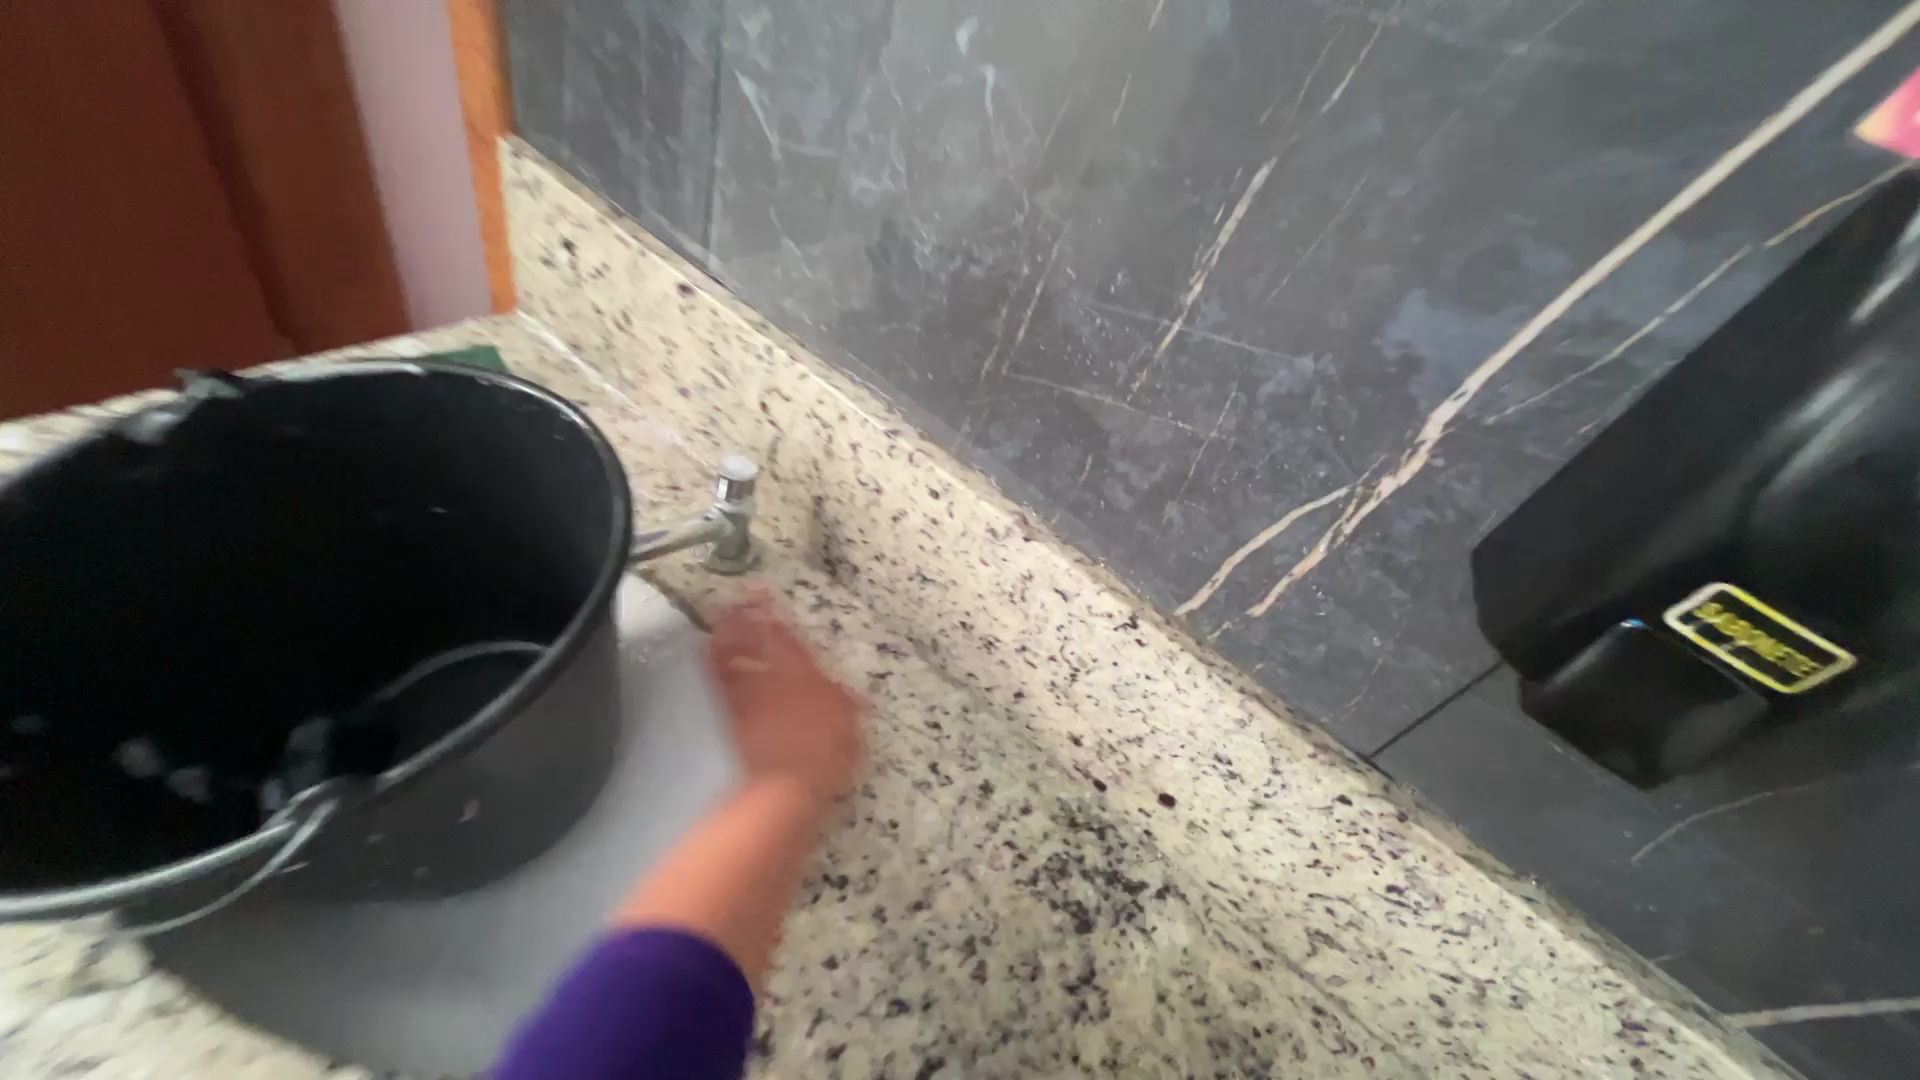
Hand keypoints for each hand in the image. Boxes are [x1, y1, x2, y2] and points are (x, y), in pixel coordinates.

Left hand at [705, 589, 865, 805]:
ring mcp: (749, 695)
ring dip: (725, 636)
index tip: (762, 592)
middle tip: (735, 599)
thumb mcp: (848, 723)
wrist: (784, 787)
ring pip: (733, 657)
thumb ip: (845, 701)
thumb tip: (848, 692)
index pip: (785, 634)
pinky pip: (719, 682)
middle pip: (753, 640)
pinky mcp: (732, 716)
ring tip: (719, 621)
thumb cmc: (823, 753)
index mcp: (802, 672)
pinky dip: (712, 665)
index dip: (772, 611)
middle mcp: (772, 677)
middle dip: (744, 617)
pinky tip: (707, 655)